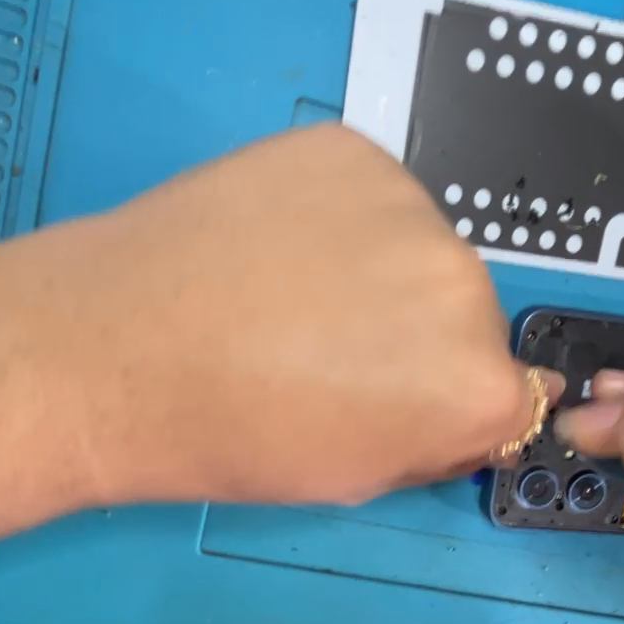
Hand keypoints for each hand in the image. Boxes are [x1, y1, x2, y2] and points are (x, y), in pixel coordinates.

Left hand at [0, 125, 549, 505]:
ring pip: (422, 248)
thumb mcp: (354, 474)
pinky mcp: (348, 149)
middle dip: (422, 337)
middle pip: (471, 315)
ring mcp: (407, 204)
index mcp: (473, 385)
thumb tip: (470, 406)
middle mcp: (465, 284)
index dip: (451, 404)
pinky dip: (342, 220)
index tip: (402, 401)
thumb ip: (434, 438)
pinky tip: (275, 246)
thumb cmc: (231, 439)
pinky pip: (373, 196)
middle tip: (336, 351)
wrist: (110, 351)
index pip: (512, 394)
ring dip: (384, 273)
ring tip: (294, 294)